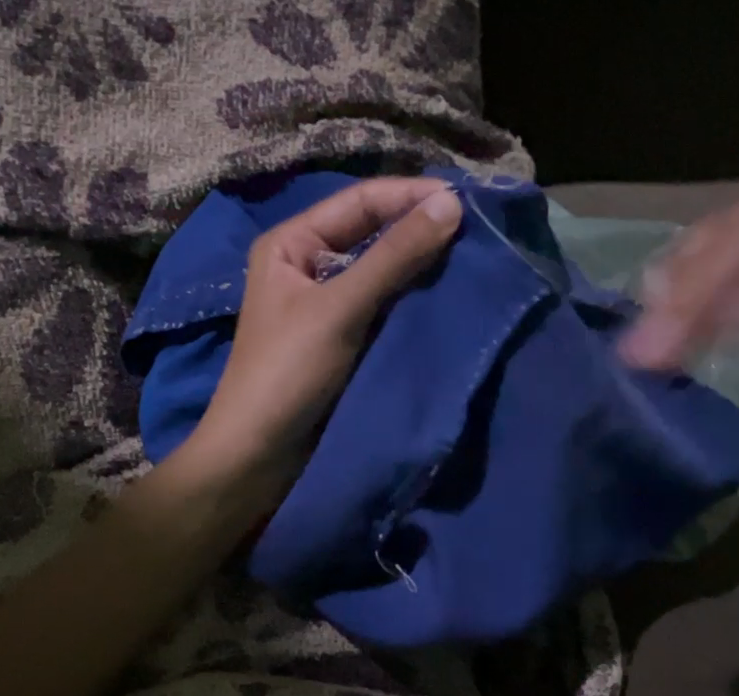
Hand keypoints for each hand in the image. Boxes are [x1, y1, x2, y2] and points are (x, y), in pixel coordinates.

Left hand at [184, 176, 463, 486]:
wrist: (258, 456)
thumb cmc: (287, 374)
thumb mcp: (340, 308)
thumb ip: (394, 257)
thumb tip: (451, 204)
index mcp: (292, 244)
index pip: (361, 201)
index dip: (412, 197)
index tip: (469, 202)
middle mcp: (308, 266)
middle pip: (373, 235)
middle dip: (421, 232)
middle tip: (480, 234)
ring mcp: (326, 307)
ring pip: (383, 275)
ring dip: (422, 270)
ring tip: (473, 264)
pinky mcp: (343, 343)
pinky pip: (385, 311)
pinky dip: (413, 305)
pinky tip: (448, 302)